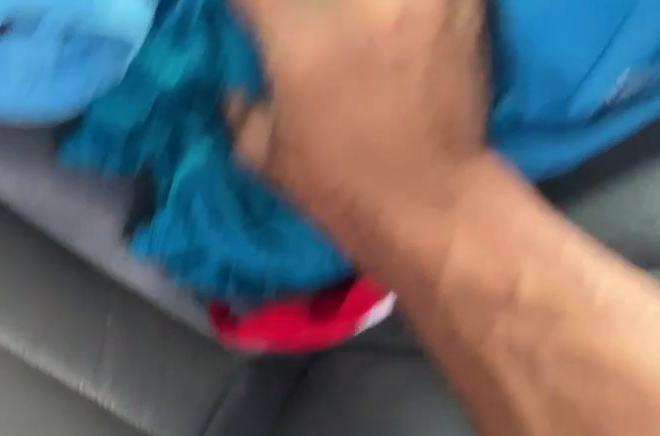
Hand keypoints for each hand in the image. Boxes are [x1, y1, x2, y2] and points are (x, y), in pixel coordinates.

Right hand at [225, 0, 491, 247]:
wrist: (422, 192)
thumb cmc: (330, 182)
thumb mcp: (259, 154)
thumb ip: (241, 105)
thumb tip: (237, 80)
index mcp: (303, 44)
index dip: (245, 8)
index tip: (242, 19)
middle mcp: (365, 5)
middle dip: (292, 8)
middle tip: (285, 25)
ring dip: (337, 9)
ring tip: (337, 29)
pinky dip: (388, 11)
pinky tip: (378, 28)